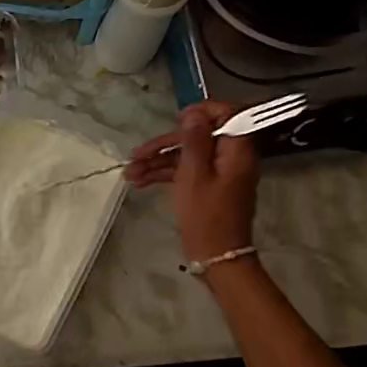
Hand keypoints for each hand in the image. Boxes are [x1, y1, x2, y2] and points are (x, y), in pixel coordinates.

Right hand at [125, 101, 259, 261]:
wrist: (216, 255)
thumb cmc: (205, 214)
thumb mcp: (194, 174)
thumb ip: (194, 141)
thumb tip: (195, 114)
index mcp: (236, 151)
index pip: (228, 115)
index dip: (203, 112)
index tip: (178, 118)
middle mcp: (230, 158)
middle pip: (199, 137)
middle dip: (166, 144)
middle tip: (138, 153)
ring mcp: (219, 173)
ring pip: (187, 156)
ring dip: (158, 161)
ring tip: (130, 173)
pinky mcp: (208, 187)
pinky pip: (186, 172)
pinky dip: (164, 174)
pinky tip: (140, 182)